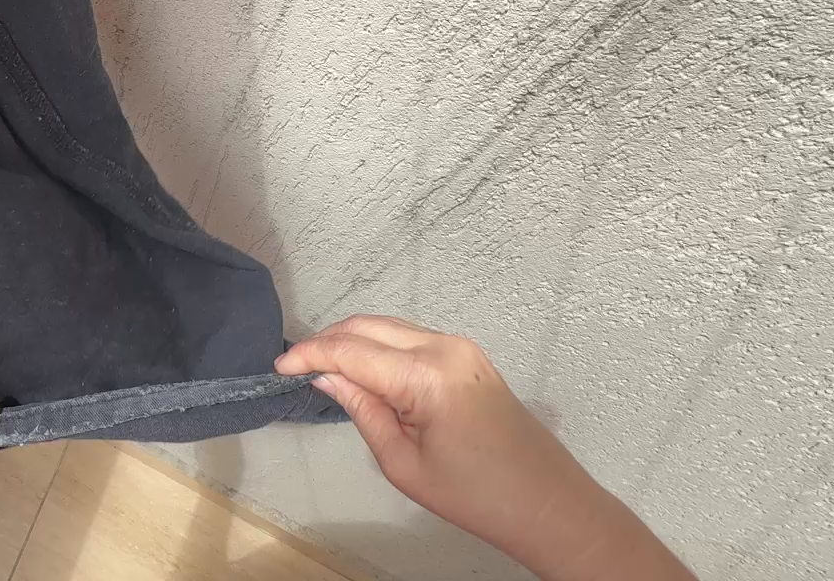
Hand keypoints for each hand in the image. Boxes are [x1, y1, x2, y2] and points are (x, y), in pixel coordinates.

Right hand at [279, 316, 695, 580]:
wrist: (554, 508)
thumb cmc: (477, 497)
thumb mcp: (404, 465)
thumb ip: (361, 410)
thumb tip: (325, 377)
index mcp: (428, 376)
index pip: (351, 351)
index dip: (309, 355)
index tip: (279, 367)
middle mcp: (443, 346)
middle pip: (364, 327)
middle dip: (326, 342)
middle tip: (298, 367)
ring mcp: (457, 345)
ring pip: (383, 325)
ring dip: (349, 340)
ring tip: (323, 367)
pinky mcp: (464, 352)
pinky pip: (404, 335)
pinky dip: (374, 344)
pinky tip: (360, 366)